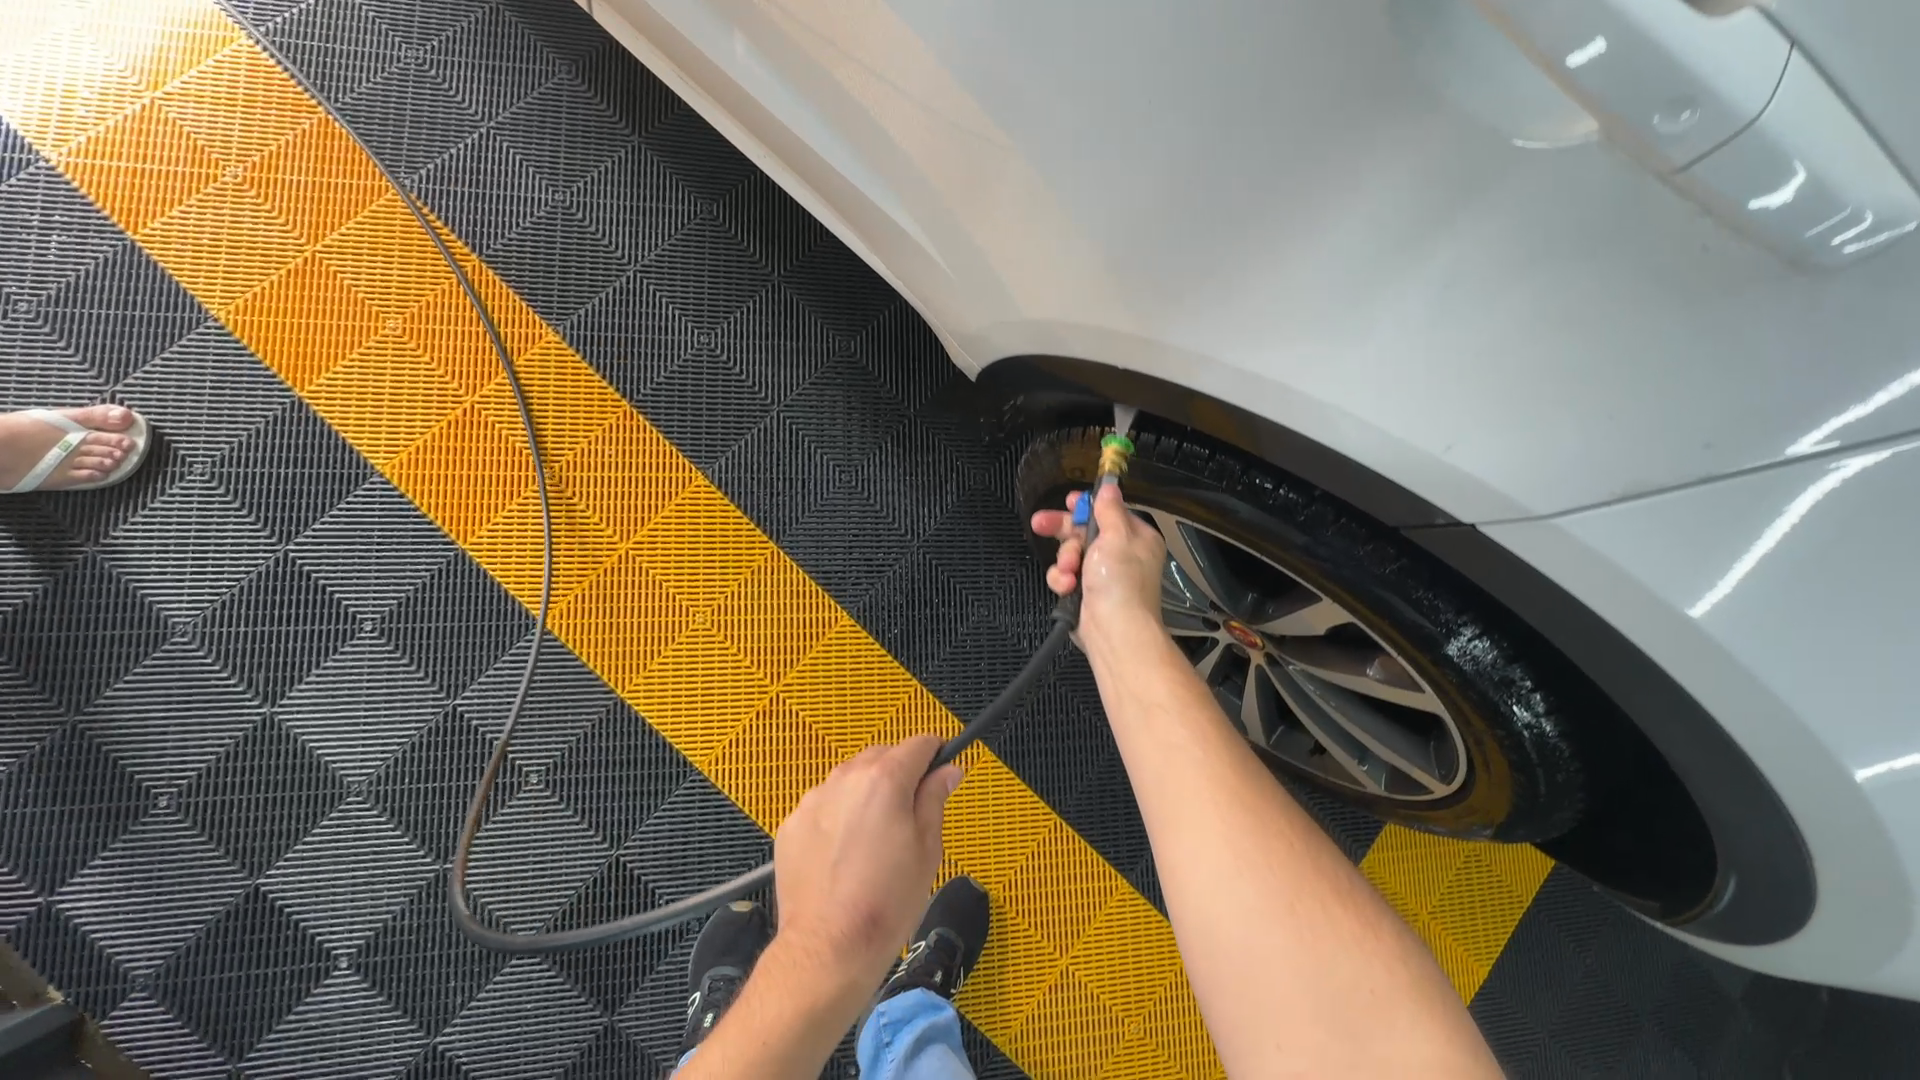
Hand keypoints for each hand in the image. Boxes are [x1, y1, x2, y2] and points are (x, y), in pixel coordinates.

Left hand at [772, 736, 961, 988]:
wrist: (828, 947)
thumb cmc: (887, 903)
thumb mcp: (927, 849)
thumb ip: (935, 799)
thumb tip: (947, 771)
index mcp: (885, 780)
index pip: (918, 744)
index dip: (935, 755)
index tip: (940, 774)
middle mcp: (846, 779)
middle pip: (881, 756)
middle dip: (900, 774)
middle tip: (909, 816)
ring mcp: (813, 800)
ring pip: (850, 779)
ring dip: (866, 793)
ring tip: (874, 840)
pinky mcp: (792, 824)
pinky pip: (824, 806)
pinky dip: (837, 817)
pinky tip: (844, 855)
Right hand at [1030, 484, 1167, 651]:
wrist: (1114, 630)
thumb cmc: (1120, 580)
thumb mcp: (1116, 536)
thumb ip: (1109, 510)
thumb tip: (1110, 487)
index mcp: (1135, 537)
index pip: (1109, 512)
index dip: (1087, 506)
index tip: (1069, 502)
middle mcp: (1120, 554)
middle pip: (1084, 531)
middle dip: (1063, 530)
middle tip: (1039, 523)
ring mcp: (1101, 575)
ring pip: (1070, 554)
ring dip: (1065, 560)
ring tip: (1070, 572)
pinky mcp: (1084, 593)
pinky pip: (1065, 577)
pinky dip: (1063, 581)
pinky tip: (1067, 587)